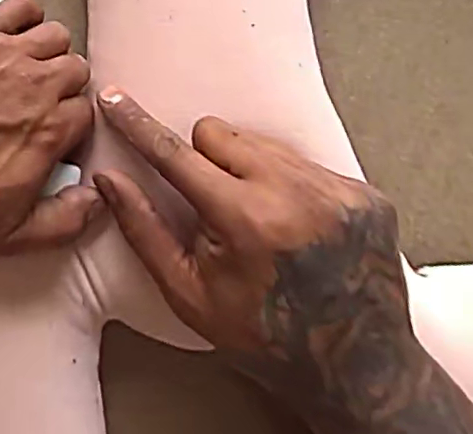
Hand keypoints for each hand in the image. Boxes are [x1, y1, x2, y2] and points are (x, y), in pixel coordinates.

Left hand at [0, 0, 100, 253]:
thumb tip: (94, 203)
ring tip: (28, 66)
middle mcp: (36, 84)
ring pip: (56, 35)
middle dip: (65, 85)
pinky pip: (21, 6)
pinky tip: (14, 32)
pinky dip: (25, 14)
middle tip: (41, 98)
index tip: (53, 130)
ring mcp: (8, 53)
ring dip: (49, 50)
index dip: (71, 123)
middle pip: (76, 69)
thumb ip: (62, 223)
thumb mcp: (8, 231)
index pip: (86, 112)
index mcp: (49, 128)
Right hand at [92, 90, 472, 433]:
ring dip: (245, 167)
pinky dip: (285, 181)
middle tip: (215, 204)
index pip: (174, 154)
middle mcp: (295, 197)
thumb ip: (142, 230)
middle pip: (216, 133)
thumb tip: (107, 179)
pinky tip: (293, 221)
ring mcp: (336, 194)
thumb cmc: (267, 338)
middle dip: (203, 159)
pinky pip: (299, 159)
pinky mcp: (364, 195)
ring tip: (258, 215)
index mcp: (246, 222)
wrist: (365, 375)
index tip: (112, 98)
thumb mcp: (189, 294)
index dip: (136, 124)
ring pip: (256, 141)